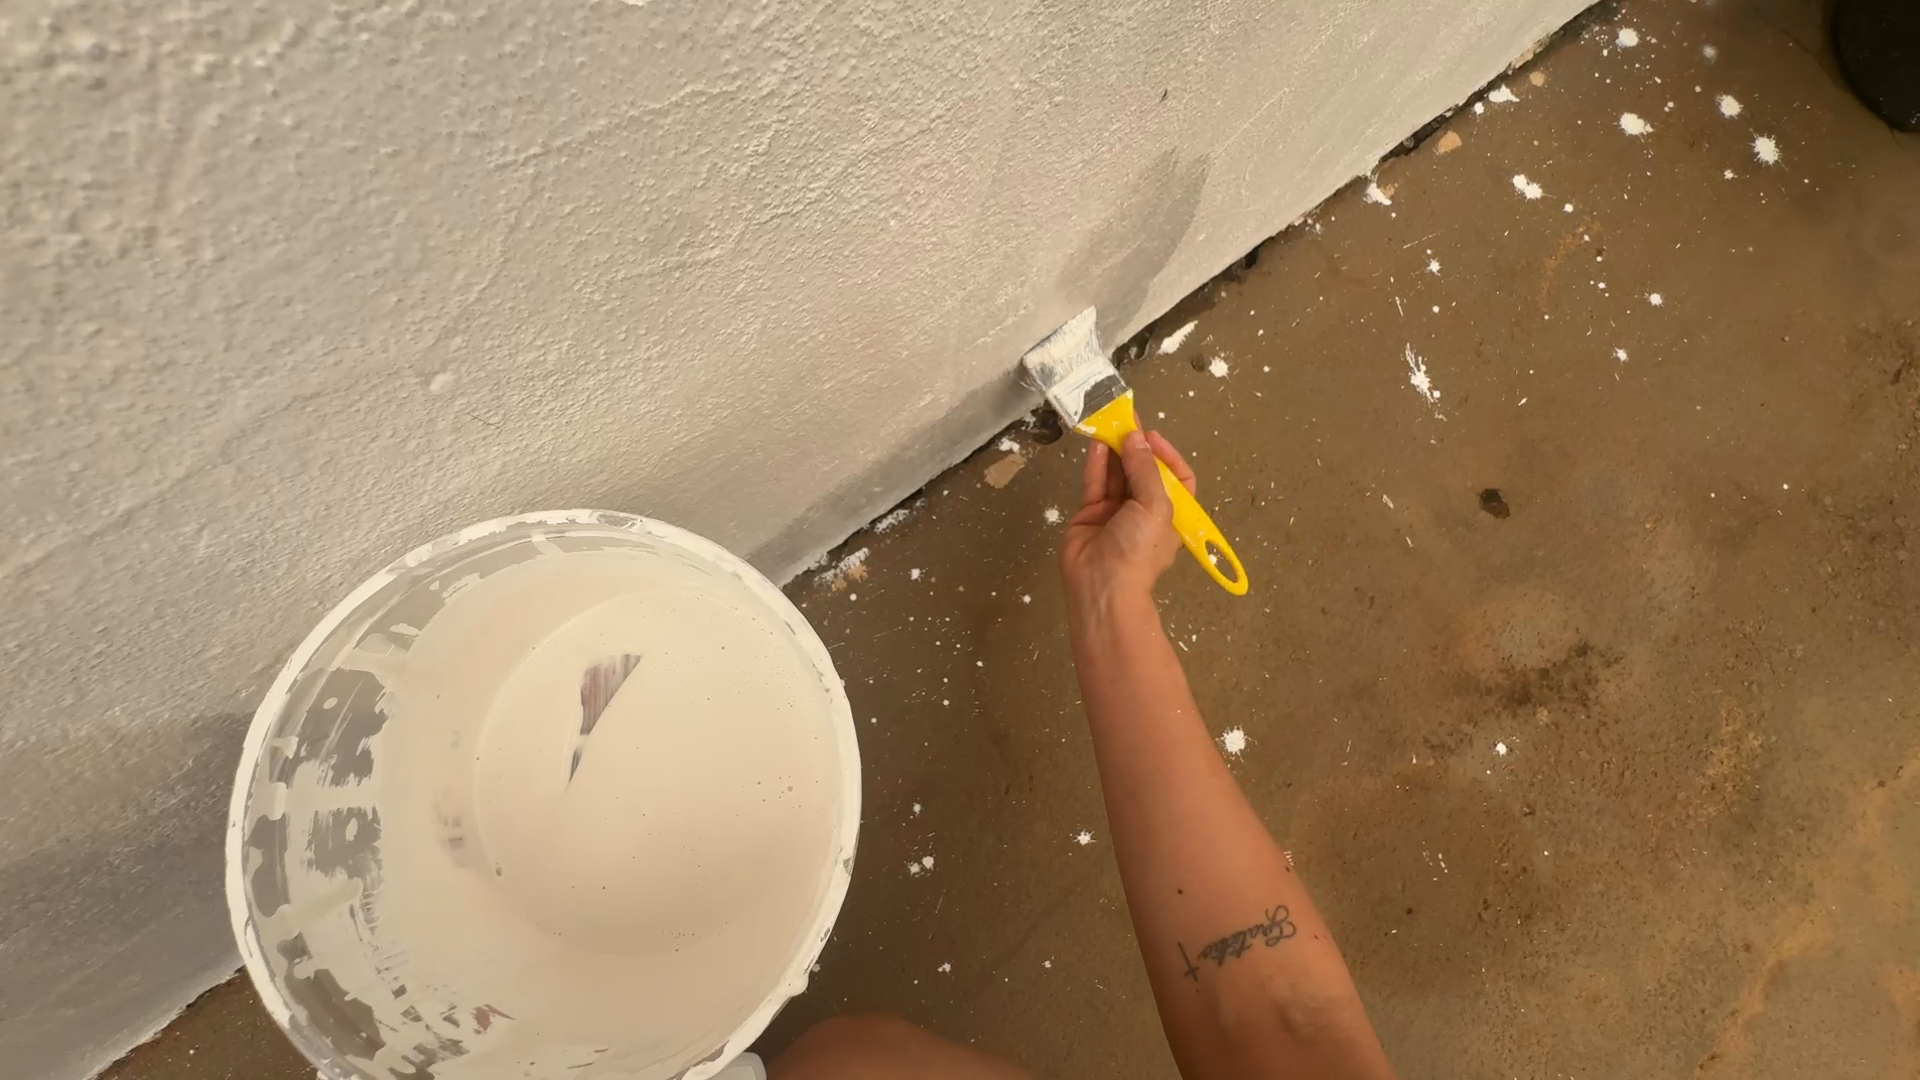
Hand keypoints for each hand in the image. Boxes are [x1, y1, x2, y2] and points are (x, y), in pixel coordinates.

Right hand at [1060, 429, 1196, 607]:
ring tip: (1108, 422)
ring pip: (1117, 474)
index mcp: (1172, 514)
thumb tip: (1136, 437)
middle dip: (1136, 446)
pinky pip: (1095, 483)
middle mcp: (1145, 511)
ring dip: (1114, 449)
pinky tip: (1096, 441)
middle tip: (1125, 417)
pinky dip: (1096, 462)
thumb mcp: (1155, 505)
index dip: (1166, 455)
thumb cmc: (1138, 548)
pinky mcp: (1090, 513)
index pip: (1176, 477)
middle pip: (1143, 471)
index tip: (1150, 436)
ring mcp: (1116, 513)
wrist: (1102, 586)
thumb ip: (1144, 469)